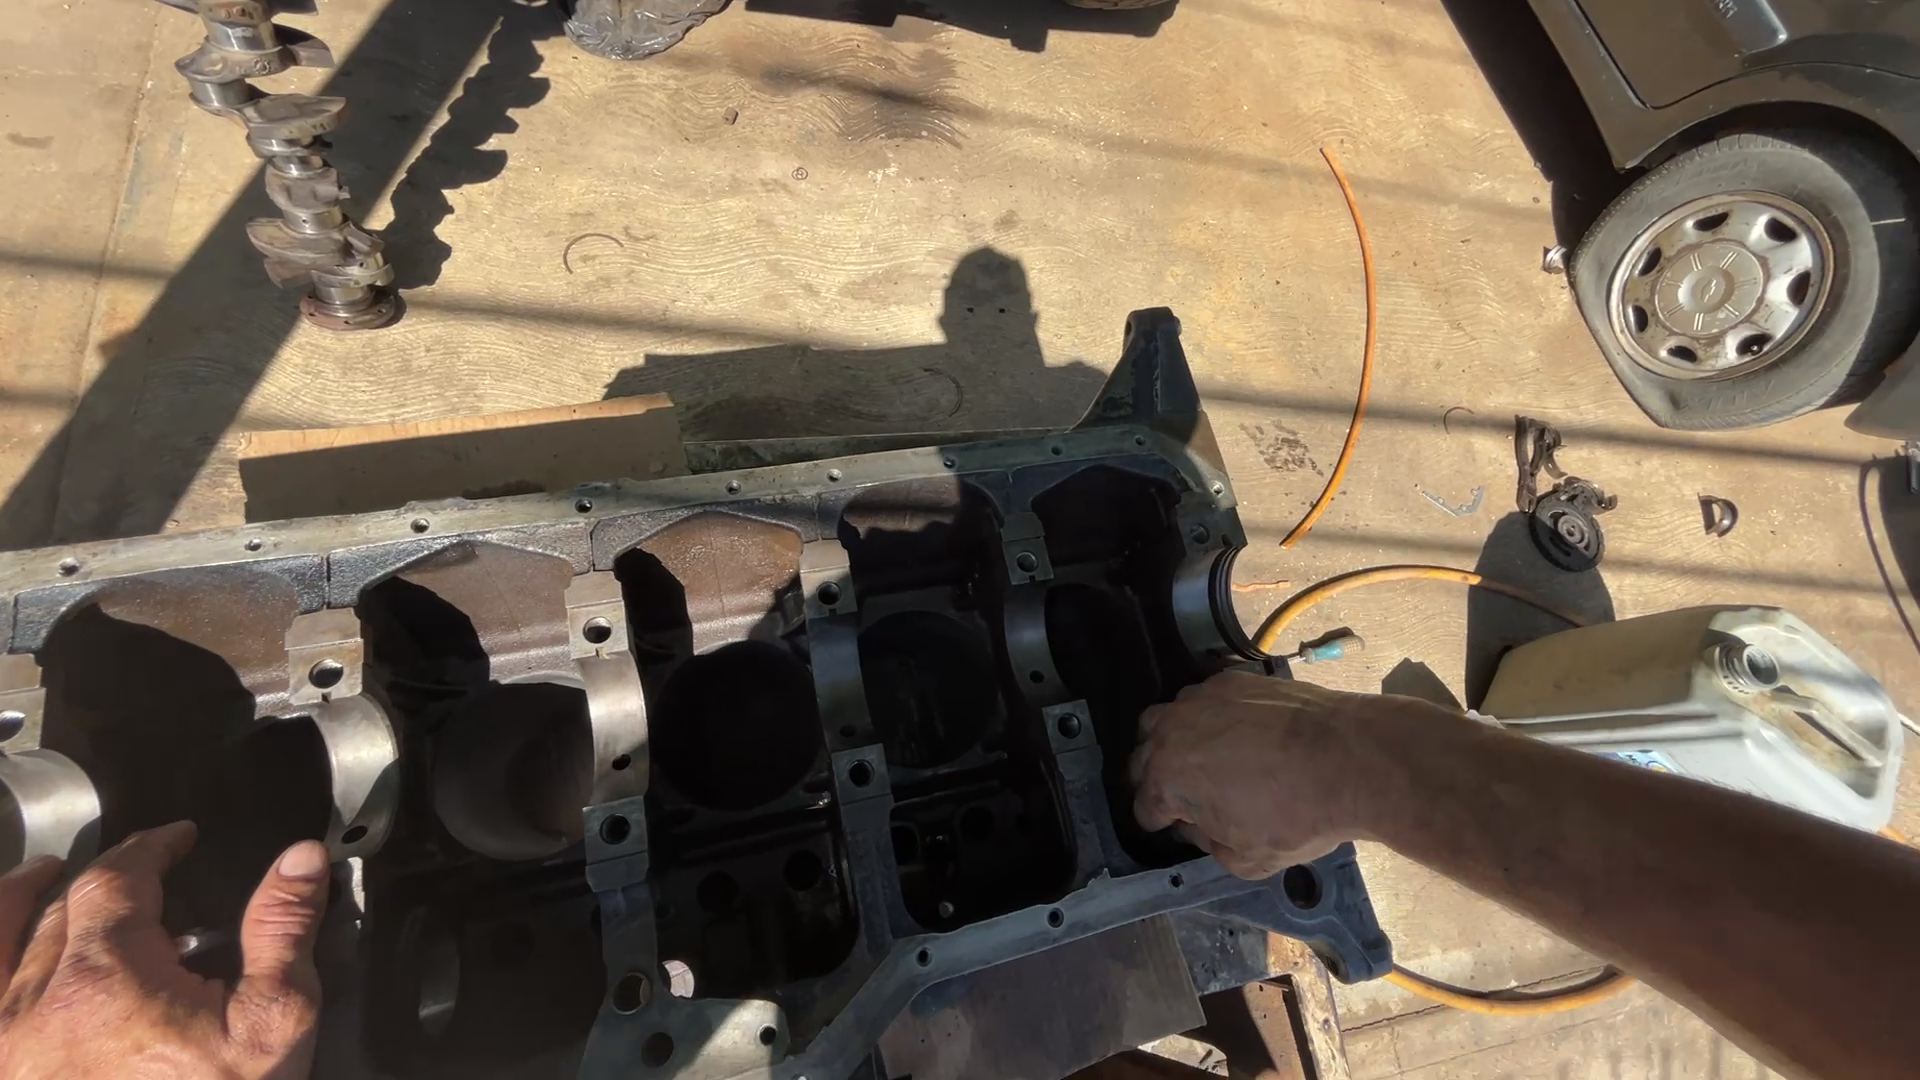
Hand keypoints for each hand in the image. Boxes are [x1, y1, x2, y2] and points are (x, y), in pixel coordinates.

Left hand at [0, 822, 331, 1078]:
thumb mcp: (275, 1015)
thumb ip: (284, 927)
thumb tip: (302, 854)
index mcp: (104, 980)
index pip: (114, 884)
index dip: (148, 848)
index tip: (179, 836)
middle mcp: (21, 1011)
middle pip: (47, 913)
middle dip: (92, 874)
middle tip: (129, 858)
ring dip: (9, 907)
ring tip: (31, 881)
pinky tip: (6, 961)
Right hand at [1129, 671, 1398, 878]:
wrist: (1347, 757)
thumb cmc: (1297, 815)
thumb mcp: (1248, 860)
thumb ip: (1209, 845)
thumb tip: (1199, 826)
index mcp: (1166, 781)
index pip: (1143, 807)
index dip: (1159, 823)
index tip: (1178, 827)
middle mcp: (1169, 734)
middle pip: (1140, 758)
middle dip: (1154, 779)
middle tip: (1184, 794)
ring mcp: (1196, 701)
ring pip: (1163, 719)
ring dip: (1170, 739)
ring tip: (1199, 754)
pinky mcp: (1226, 681)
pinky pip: (1201, 698)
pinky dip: (1208, 715)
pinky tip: (1236, 729)